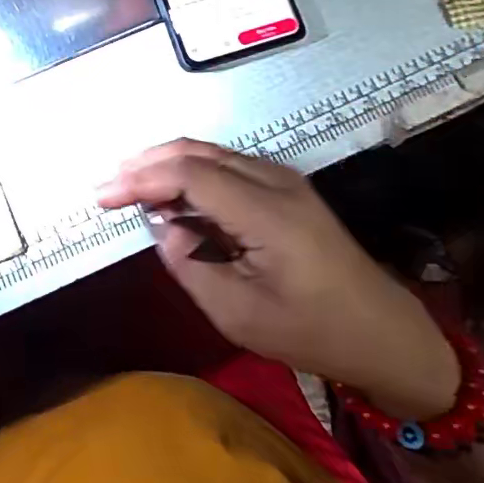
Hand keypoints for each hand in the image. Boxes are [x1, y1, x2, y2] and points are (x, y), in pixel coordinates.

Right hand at [98, 139, 458, 419]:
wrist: (380, 329)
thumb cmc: (311, 331)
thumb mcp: (239, 313)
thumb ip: (190, 264)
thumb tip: (160, 224)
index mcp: (267, 211)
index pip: (190, 174)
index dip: (141, 179)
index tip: (103, 197)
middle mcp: (275, 180)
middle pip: (198, 152)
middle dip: (147, 163)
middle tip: (108, 186)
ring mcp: (284, 179)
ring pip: (213, 153)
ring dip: (168, 164)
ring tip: (129, 186)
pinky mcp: (287, 187)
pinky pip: (229, 166)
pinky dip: (192, 173)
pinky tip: (173, 193)